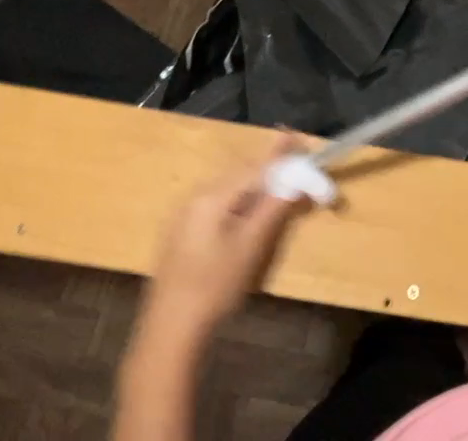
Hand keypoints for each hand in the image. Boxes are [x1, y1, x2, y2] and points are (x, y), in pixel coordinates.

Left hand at [142, 135, 305, 345]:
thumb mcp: (251, 246)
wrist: (170, 330)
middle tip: (295, 167)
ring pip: (229, 189)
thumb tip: (298, 181)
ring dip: (256, 187)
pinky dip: (240, 202)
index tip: (297, 137)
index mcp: (212, 196)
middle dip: (269, 169)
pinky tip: (250, 215)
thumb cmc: (214, 286)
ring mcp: (184, 215)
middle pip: (240, 174)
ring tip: (279, 189)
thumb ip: (275, 208)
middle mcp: (195, 197)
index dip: (279, 154)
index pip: (254, 167)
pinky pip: (218, 204)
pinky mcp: (181, 233)